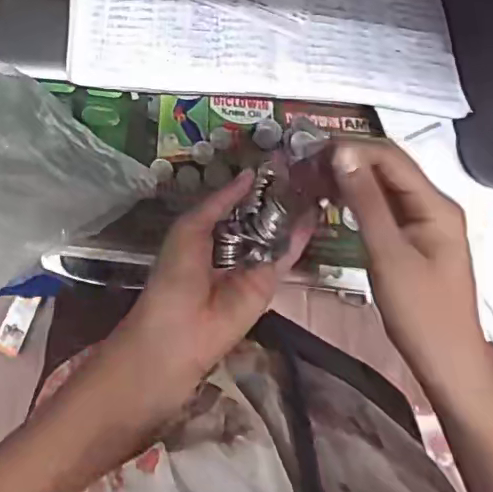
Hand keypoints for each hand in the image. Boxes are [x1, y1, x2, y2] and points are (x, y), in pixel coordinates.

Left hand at [108, 169, 314, 411]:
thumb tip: (247, 175)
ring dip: (293, 211)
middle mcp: (232, 245)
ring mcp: (252, 264)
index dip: (253, 184)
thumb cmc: (174, 274)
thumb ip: (220, 202)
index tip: (276, 159)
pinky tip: (317, 211)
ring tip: (317, 179)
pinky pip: (286, 255)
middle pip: (259, 216)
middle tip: (304, 164)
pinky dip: (301, 236)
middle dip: (277, 194)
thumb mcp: (191, 228)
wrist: (180, 332)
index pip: (235, 202)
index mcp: (207, 231)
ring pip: (276, 233)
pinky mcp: (269, 283)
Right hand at [331, 141, 486, 372]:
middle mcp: (434, 206)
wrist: (448, 363)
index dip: (351, 148)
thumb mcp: (387, 254)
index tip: (310, 151)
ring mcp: (425, 222)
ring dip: (350, 178)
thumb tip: (342, 153)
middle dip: (349, 160)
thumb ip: (365, 201)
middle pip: (389, 167)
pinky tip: (333, 201)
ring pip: (384, 186)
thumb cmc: (420, 312)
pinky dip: (358, 199)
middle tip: (305, 163)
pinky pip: (384, 207)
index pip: (391, 157)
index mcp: (436, 205)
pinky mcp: (414, 239)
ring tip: (312, 177)